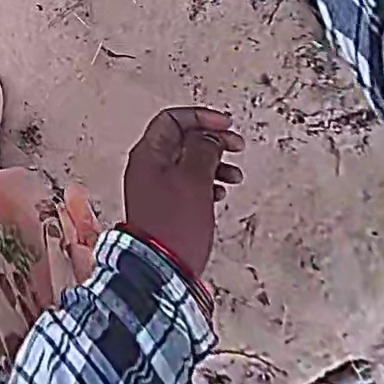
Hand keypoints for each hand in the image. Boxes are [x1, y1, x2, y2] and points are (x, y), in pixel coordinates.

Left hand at [122, 107, 243, 277]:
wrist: (162, 265)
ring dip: (212, 161)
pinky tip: (220, 191)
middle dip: (209, 138)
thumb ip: (201, 152)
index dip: (199, 117)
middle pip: (179, 138)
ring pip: (186, 160)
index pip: (170, 120)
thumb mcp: (193, 181)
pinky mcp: (166, 202)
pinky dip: (206, 180)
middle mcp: (148, 164)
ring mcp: (155, 183)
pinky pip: (187, 180)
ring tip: (234, 175)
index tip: (226, 125)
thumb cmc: (174, 224)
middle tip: (236, 145)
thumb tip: (208, 135)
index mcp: (147, 153)